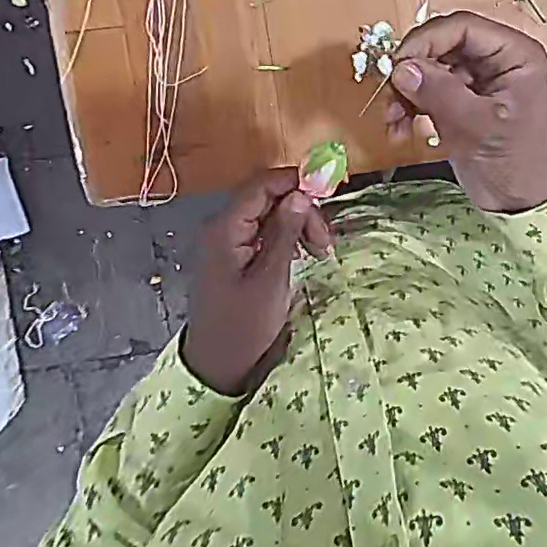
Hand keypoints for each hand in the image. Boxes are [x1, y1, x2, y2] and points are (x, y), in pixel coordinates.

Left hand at [183, 168, 333, 394]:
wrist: (218, 364)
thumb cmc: (243, 324)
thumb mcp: (271, 278)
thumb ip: (285, 232)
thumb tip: (302, 194)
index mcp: (225, 229)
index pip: (262, 185)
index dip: (295, 181)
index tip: (328, 193)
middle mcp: (223, 227)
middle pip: (269, 197)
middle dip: (301, 209)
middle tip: (324, 241)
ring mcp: (228, 240)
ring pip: (271, 213)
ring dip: (299, 224)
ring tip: (319, 251)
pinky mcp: (236, 253)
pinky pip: (266, 230)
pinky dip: (289, 236)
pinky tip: (303, 254)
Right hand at [383, 11, 546, 212]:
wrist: (523, 202)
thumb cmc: (518, 162)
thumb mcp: (480, 127)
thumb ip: (442, 94)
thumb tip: (402, 68)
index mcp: (514, 54)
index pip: (463, 27)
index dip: (426, 41)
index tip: (399, 65)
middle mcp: (495, 59)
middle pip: (440, 45)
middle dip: (412, 69)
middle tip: (391, 97)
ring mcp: (476, 79)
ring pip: (428, 67)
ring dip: (405, 91)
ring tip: (394, 121)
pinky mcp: (460, 99)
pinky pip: (426, 89)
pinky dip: (409, 106)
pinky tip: (400, 129)